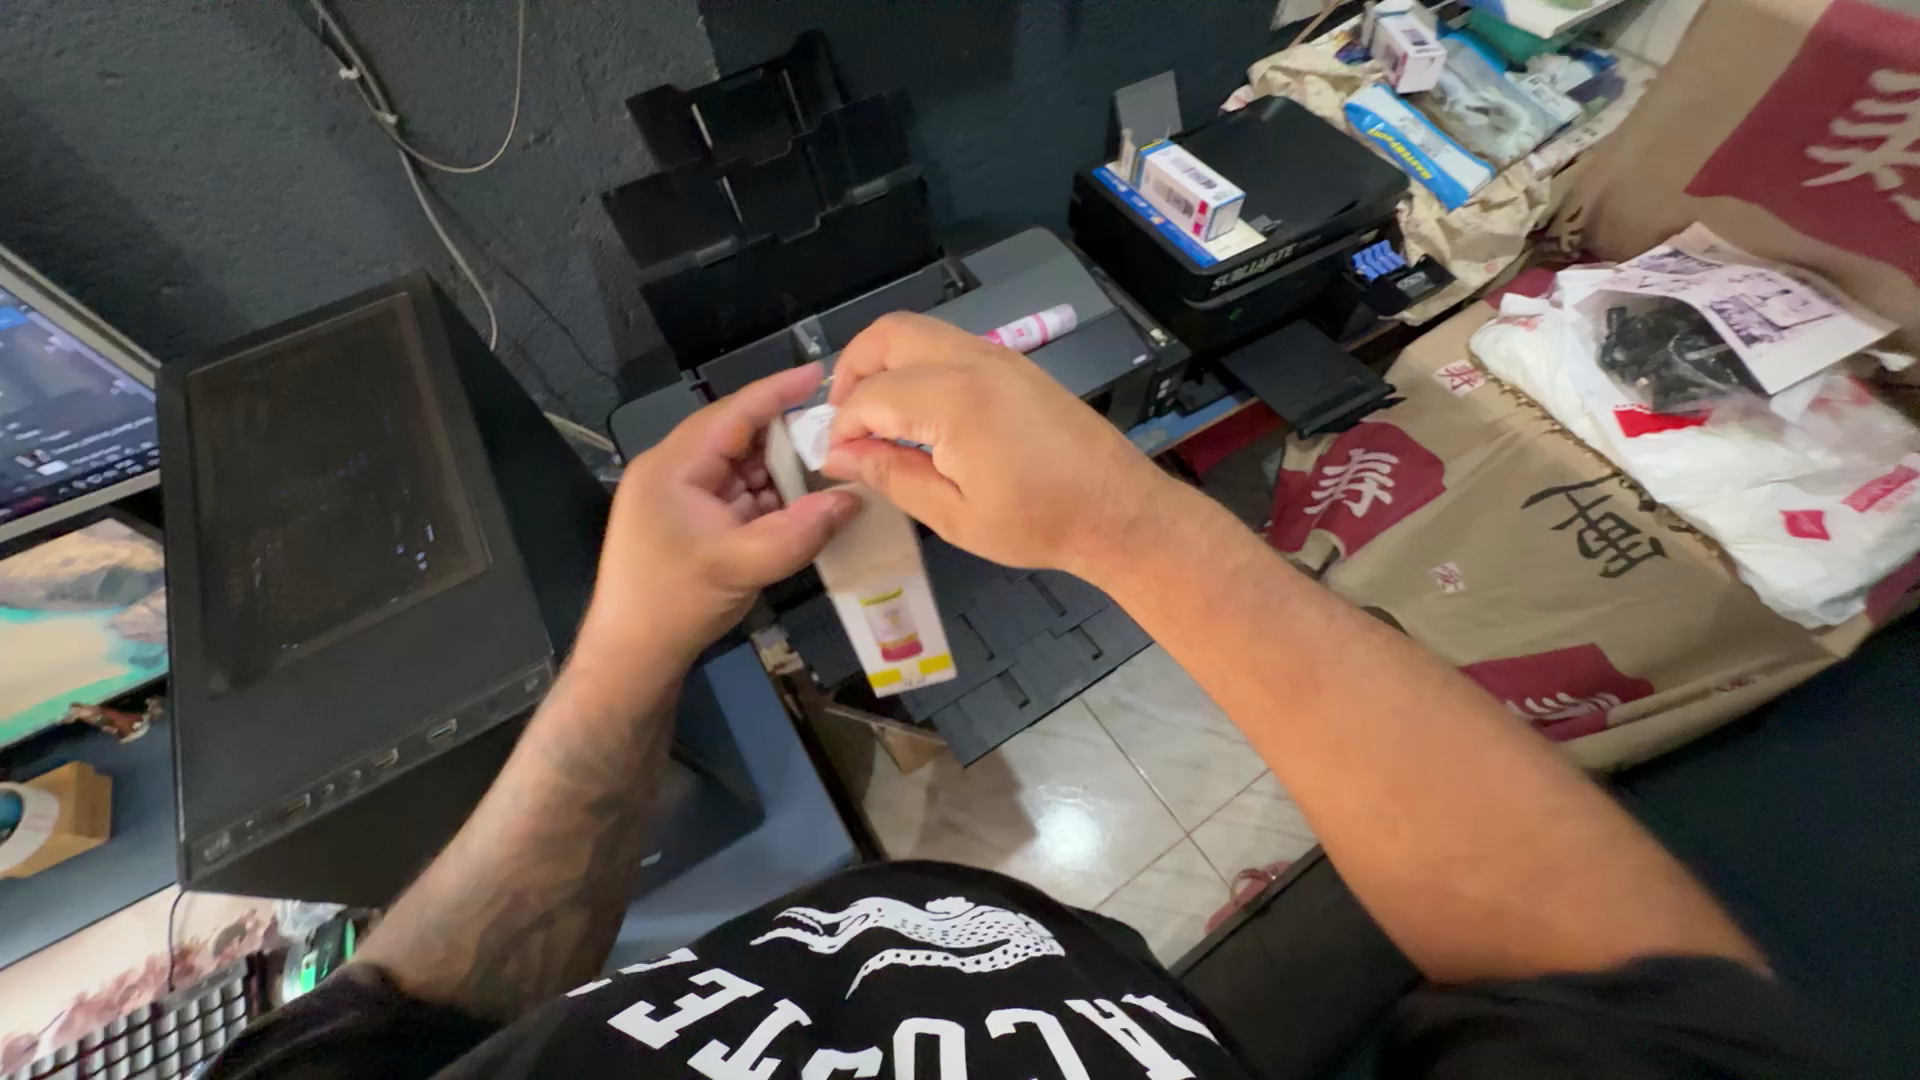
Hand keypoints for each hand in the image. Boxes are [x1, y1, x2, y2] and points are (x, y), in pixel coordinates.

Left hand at [581, 363, 860, 666]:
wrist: (634, 655)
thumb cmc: (674, 602)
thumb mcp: (741, 565)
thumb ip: (801, 531)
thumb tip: (853, 500)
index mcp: (674, 467)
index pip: (732, 414)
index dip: (777, 392)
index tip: (819, 374)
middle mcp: (678, 473)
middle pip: (741, 439)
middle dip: (788, 438)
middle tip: (838, 436)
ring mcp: (687, 499)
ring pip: (746, 471)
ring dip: (784, 474)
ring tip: (831, 472)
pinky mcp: (698, 524)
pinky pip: (744, 498)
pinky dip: (775, 501)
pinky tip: (806, 506)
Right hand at [822, 312, 1176, 578]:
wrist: (1115, 510)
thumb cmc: (1036, 523)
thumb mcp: (953, 514)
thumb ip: (891, 475)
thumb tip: (838, 455)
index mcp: (953, 399)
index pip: (870, 395)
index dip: (843, 428)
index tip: (834, 459)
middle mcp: (972, 360)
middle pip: (888, 335)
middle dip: (852, 371)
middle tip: (846, 422)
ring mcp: (998, 355)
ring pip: (919, 332)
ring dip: (885, 363)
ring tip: (877, 417)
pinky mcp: (1015, 364)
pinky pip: (949, 345)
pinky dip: (918, 365)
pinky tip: (920, 412)